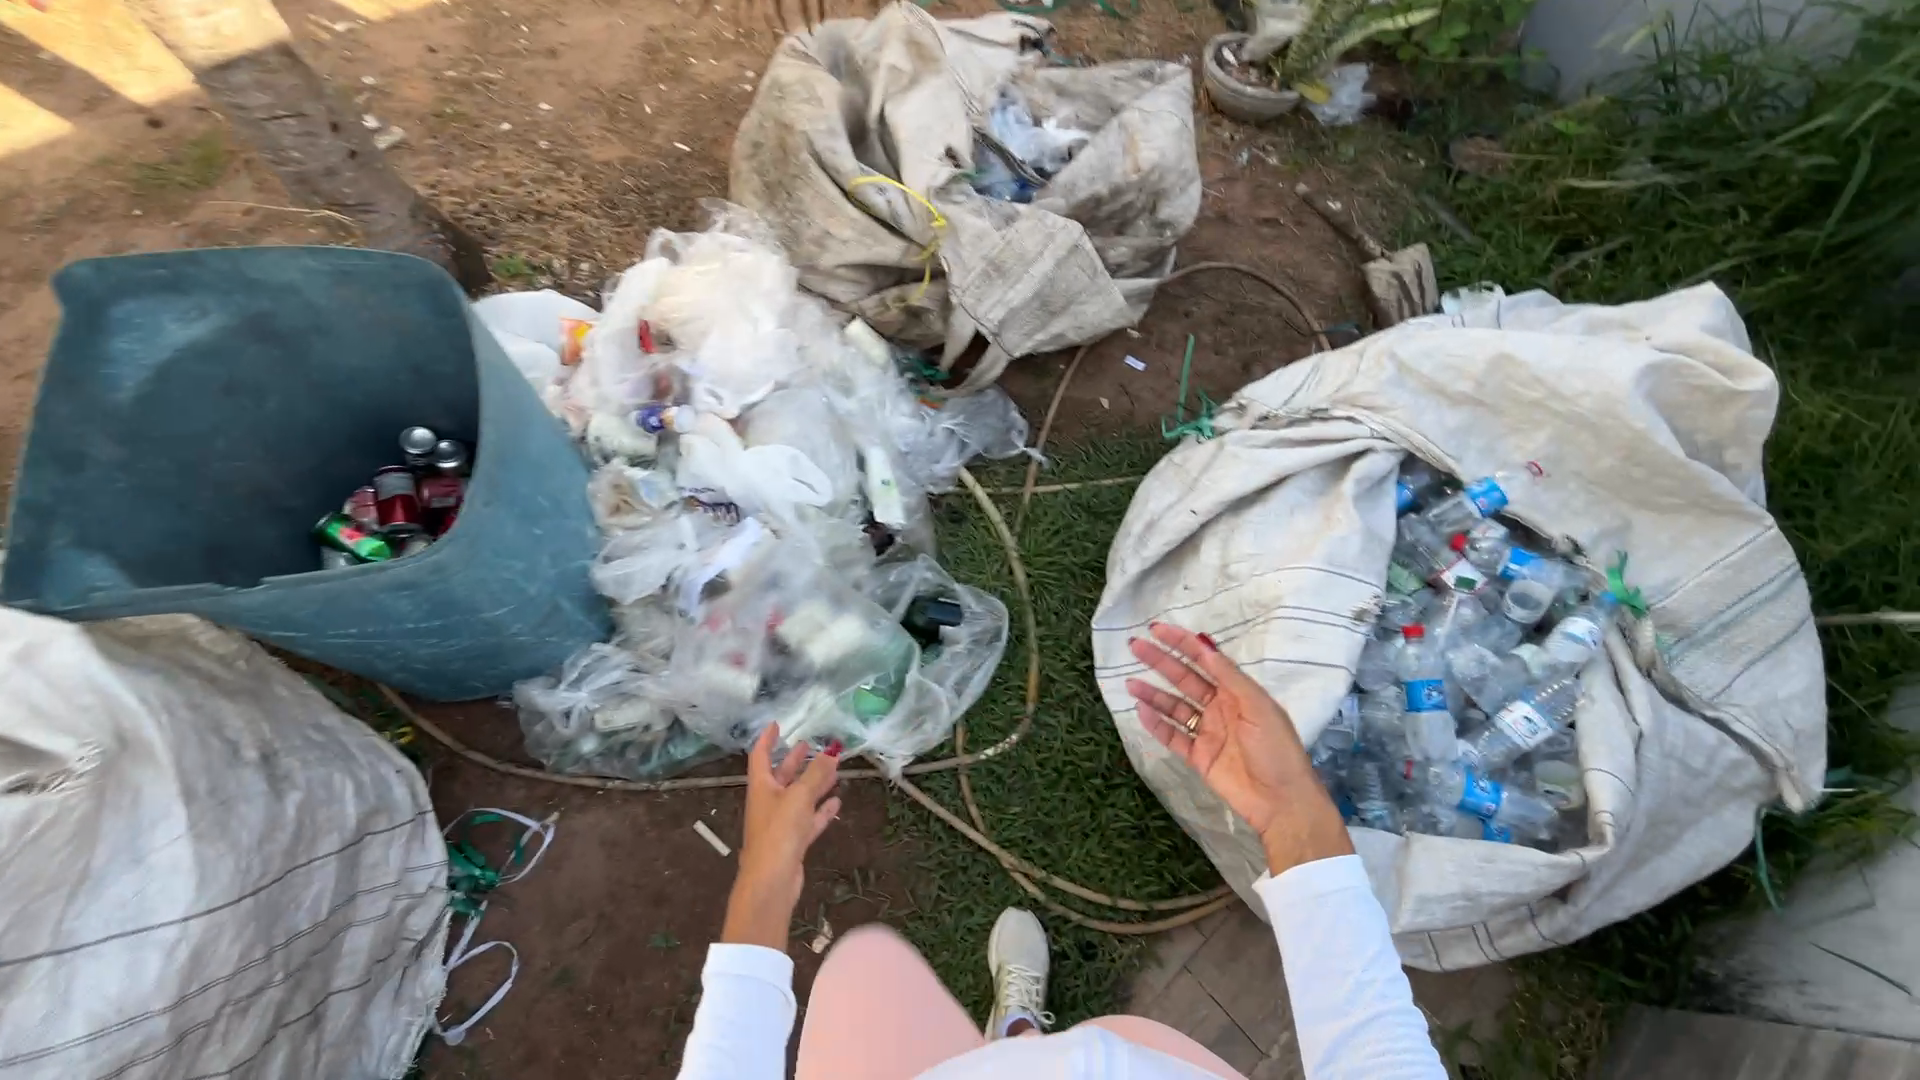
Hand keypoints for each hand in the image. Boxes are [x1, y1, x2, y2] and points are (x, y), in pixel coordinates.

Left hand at [720, 725, 841, 950]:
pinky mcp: (793, 842)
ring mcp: (781, 823)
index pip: (760, 756)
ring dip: (814, 783)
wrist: (771, 882)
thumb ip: (816, 774)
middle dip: (796, 760)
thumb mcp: (799, 797)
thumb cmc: (778, 832)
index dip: (767, 739)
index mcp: (761, 787)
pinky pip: (809, 819)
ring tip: (834, 768)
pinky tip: (837, 801)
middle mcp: (769, 802)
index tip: (777, 724)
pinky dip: (822, 810)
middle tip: (811, 744)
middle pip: (782, 775)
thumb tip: (832, 752)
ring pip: (799, 797)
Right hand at [1126, 623, 1351, 875]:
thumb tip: (1204, 645)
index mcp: (1237, 692)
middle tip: (1135, 646)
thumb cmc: (1276, 749)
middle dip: (1160, 661)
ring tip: (1130, 683)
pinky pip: (1172, 736)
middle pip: (1184, 679)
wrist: (1281, 802)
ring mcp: (1207, 732)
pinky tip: (1141, 711)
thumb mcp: (1258, 706)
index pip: (1205, 660)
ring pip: (1174, 706)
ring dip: (1152, 693)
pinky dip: (1156, 724)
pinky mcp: (1198, 756)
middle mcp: (1220, 707)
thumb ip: (1229, 676)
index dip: (1182, 643)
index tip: (1157, 629)